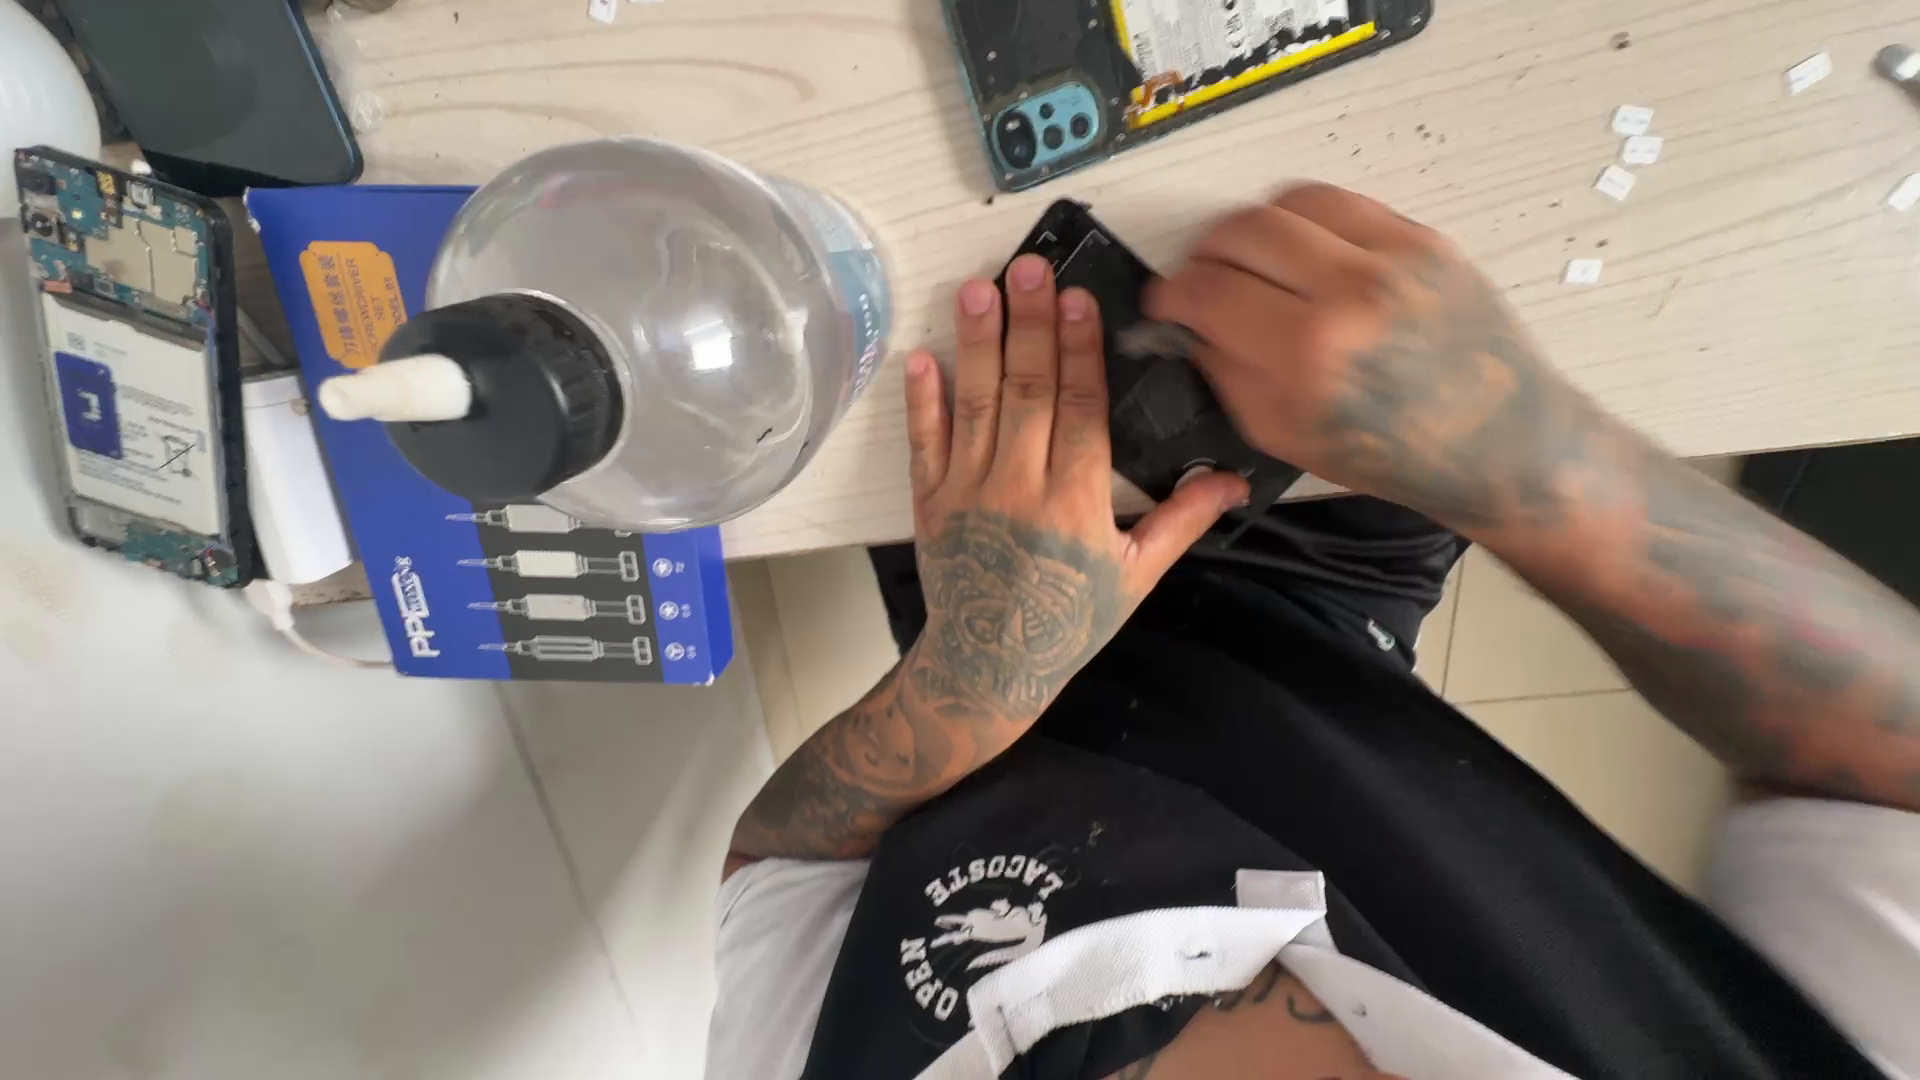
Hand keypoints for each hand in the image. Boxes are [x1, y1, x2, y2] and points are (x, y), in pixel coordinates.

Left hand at [725, 258, 1248, 871]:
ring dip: (977, 344)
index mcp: (1076, 500)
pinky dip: (922, 401)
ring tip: (978, 290)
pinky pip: (924, 443)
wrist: (990, 665)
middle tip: (1028, 266)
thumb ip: (1181, 521)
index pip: (1081, 408)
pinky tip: (922, 357)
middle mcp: (1019, 485)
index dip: (1080, 349)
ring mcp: (967, 491)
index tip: (1077, 297)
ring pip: (975, 404)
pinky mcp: (930, 502)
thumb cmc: (1068, 622)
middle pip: (1028, 391)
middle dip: (1030, 324)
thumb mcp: (1135, 577)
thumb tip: (1233, 480)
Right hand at [1147, 183, 1605, 531]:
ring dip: (1249, 230)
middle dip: (1201, 255)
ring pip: (1286, 203)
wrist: (1493, 439)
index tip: (1163, 304)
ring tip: (1246, 264)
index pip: (1206, 290)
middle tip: (1198, 282)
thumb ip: (1224, 372)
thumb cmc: (1385, 451)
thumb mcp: (1279, 432)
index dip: (1169, 294)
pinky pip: (1338, 204)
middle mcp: (1348, 290)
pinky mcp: (1423, 237)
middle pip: (1239, 231)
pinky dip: (1301, 224)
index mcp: (1306, 353)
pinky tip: (1299, 257)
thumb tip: (1186, 329)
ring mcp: (1392, 254)